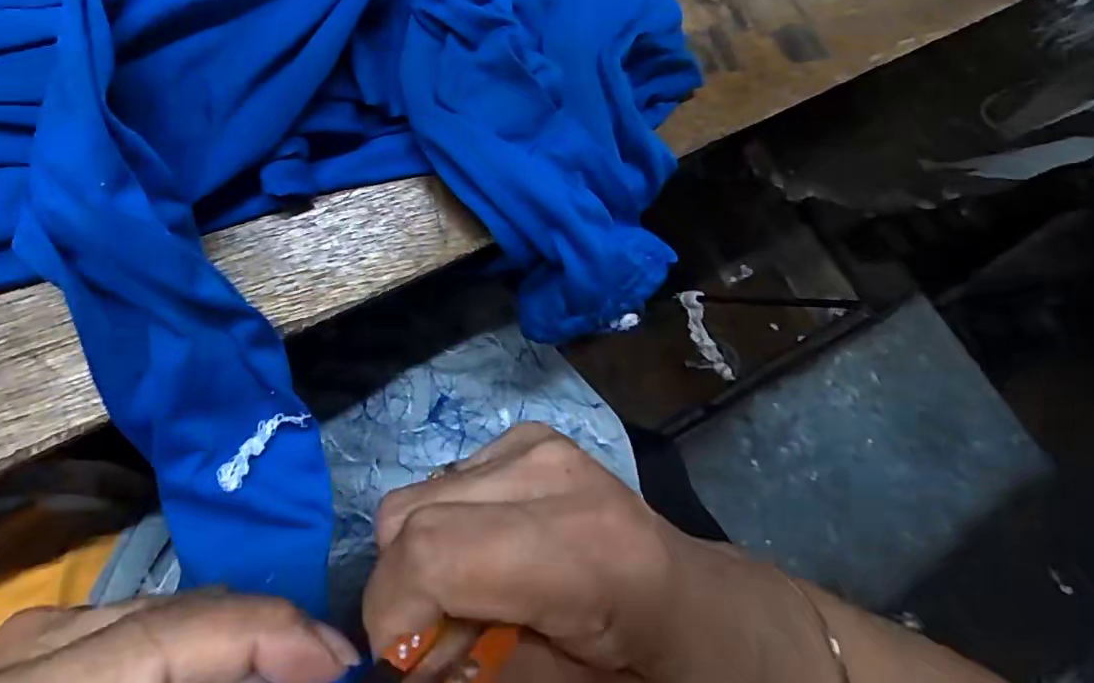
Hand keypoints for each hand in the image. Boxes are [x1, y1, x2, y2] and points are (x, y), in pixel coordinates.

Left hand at [0, 592, 361, 682]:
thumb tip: (300, 675)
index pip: (174, 632)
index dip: (267, 636)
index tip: (338, 663)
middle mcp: (34, 645)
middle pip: (184, 611)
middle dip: (269, 635)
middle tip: (332, 668)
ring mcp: (31, 640)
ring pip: (170, 610)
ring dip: (238, 639)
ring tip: (291, 666)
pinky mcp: (33, 649)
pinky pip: (141, 625)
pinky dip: (194, 648)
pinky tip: (224, 670)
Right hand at [360, 424, 833, 682]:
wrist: (700, 602)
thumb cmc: (649, 665)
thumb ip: (478, 669)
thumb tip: (402, 651)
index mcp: (579, 546)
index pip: (432, 551)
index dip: (392, 616)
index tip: (410, 665)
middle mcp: (552, 470)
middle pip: (409, 516)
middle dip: (404, 592)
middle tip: (450, 643)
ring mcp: (539, 442)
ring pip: (416, 496)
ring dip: (424, 560)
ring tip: (477, 601)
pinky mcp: (529, 435)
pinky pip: (445, 481)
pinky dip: (446, 529)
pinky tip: (492, 558)